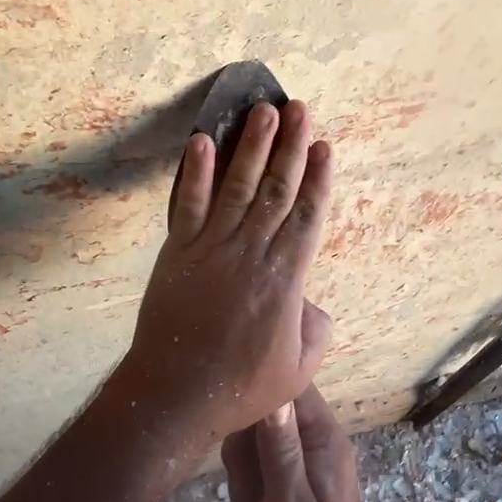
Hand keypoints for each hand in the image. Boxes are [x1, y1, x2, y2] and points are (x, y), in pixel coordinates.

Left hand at [116, 100, 334, 439]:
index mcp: (287, 277)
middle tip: (299, 108)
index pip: (308, 214)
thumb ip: (317, 330)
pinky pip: (189, 203)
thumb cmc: (242, 386)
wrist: (177, 394)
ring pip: (238, 184)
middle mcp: (253, 250)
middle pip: (277, 187)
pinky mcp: (180, 248)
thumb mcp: (300, 368)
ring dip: (252, 145)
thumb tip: (312, 301)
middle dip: (291, 145)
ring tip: (263, 110)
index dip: (319, 178)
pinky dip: (196, 171)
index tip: (325, 145)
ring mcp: (214, 245)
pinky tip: (202, 140)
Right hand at [222, 384, 361, 501]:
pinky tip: (243, 496)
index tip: (236, 391)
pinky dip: (238, 471)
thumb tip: (275, 389)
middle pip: (268, 405)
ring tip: (245, 486)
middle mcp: (309, 441)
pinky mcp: (273, 481)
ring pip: (252, 431)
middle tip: (239, 454)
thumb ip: (282, 446)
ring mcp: (289, 461)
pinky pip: (247, 458)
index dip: (264, 383)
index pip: (294, 385)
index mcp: (324, 437)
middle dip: (245, 426)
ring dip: (239, 451)